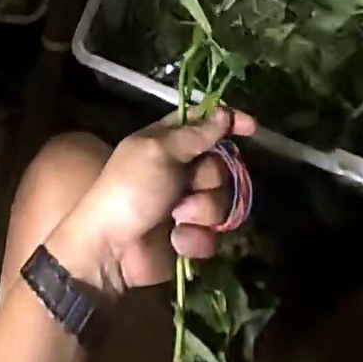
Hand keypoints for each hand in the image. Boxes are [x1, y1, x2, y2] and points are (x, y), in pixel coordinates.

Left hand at [44, 107, 256, 299]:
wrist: (111, 248)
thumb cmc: (130, 188)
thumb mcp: (158, 152)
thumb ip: (194, 135)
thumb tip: (224, 113)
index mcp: (168, 140)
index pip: (205, 122)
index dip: (228, 121)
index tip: (251, 127)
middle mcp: (182, 167)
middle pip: (222, 164)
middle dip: (210, 178)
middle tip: (189, 184)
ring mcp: (188, 202)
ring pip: (223, 200)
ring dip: (202, 211)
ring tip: (177, 217)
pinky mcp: (191, 234)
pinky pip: (214, 234)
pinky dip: (195, 238)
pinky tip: (175, 241)